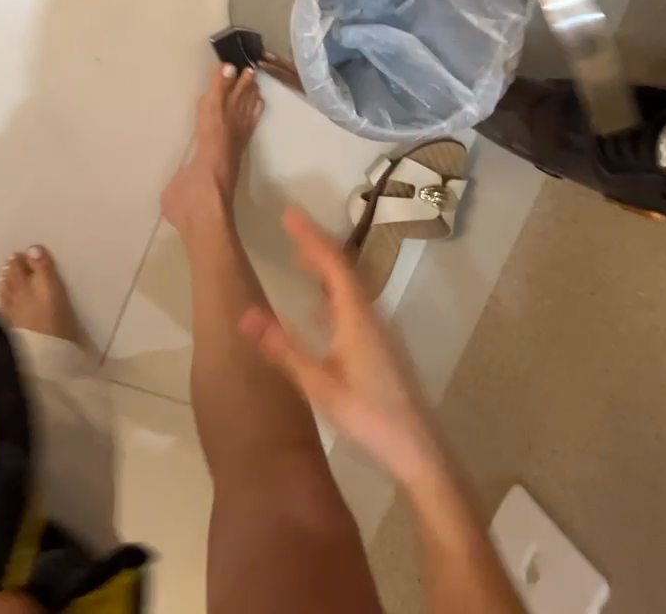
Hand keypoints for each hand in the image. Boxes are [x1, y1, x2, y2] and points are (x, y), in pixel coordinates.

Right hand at [240, 207, 445, 487]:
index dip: (311, 236)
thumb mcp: (319, 385)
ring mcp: (383, 333)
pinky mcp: (384, 349)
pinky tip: (321, 312)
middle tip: (292, 231)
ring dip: (327, 270)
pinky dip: (335, 294)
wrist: (419, 453)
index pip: (333, 264)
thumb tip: (246, 315)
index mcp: (357, 318)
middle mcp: (373, 317)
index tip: (290, 213)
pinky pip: (356, 306)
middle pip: (345, 270)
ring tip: (302, 262)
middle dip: (318, 248)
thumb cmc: (369, 417)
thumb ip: (283, 349)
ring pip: (352, 288)